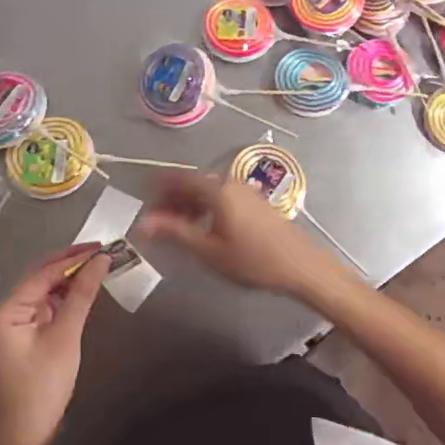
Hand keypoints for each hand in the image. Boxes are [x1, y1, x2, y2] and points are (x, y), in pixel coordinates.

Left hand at [0, 243, 109, 444]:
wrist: (24, 439)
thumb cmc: (43, 388)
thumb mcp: (65, 338)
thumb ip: (81, 296)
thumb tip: (100, 262)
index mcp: (4, 313)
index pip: (40, 274)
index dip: (71, 258)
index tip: (100, 247)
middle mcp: (0, 316)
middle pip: (37, 282)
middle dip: (69, 267)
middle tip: (101, 255)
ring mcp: (6, 331)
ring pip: (40, 297)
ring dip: (66, 285)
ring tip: (96, 270)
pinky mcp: (16, 343)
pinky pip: (39, 314)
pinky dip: (59, 304)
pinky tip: (79, 297)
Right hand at [137, 172, 351, 298]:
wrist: (300, 266)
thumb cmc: (252, 260)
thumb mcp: (208, 249)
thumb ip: (175, 232)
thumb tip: (143, 223)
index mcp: (217, 190)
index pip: (179, 179)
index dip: (159, 187)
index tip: (144, 198)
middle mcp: (230, 183)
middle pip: (194, 183)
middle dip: (172, 198)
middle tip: (156, 219)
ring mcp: (245, 192)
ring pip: (208, 191)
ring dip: (189, 204)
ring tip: (177, 227)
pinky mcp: (255, 203)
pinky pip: (222, 197)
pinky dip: (206, 207)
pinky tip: (203, 227)